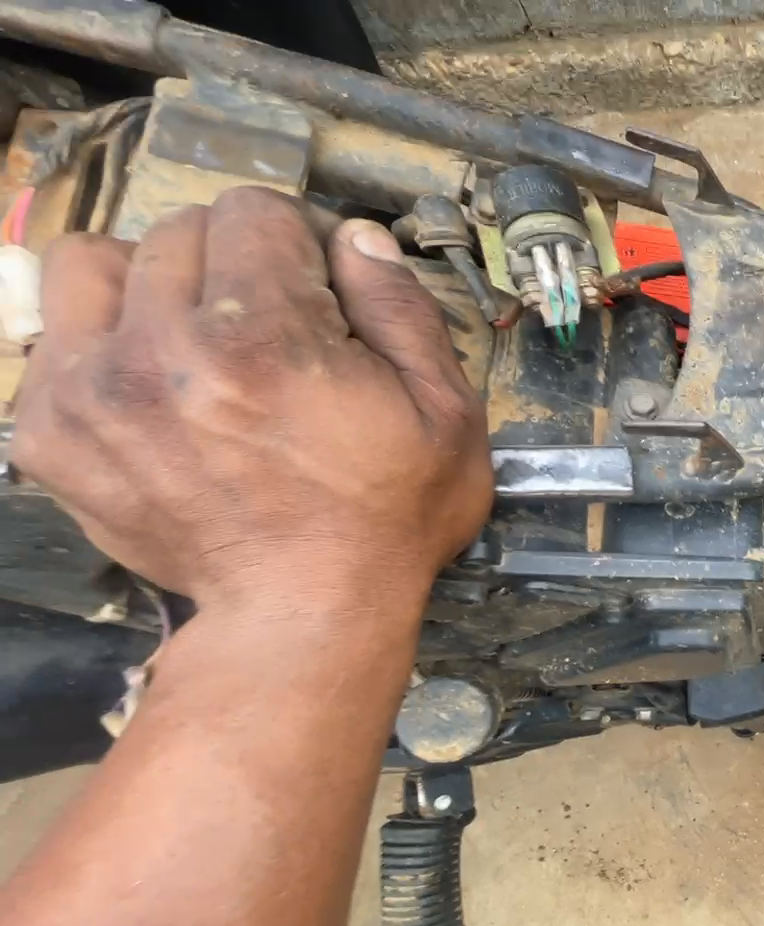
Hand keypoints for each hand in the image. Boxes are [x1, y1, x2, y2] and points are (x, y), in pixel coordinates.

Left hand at [8, 187, 492, 614]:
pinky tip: (172, 395)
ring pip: (95, 264)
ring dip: (160, 285)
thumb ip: (404, 315)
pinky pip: (57, 338)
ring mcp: (86, 388)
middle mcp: (159, 344)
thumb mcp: (449, 416)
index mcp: (268, 336)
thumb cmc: (397, 512)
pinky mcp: (45, 431)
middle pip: (180, 230)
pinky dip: (115, 345)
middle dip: (244, 263)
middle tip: (289, 329)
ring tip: (210, 344)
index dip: (310, 242)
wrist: (308, 606)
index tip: (334, 292)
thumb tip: (358, 237)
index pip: (259, 213)